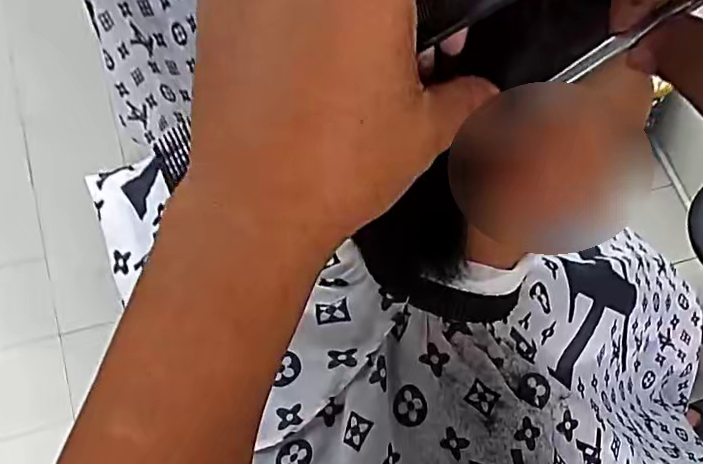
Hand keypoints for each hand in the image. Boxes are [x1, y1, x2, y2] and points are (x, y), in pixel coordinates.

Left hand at [183, 0, 498, 253]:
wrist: (259, 204)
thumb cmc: (329, 169)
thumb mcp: (423, 134)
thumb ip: (464, 102)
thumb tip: (480, 96)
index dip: (438, 19)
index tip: (439, 40)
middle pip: (372, 0)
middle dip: (396, 19)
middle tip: (408, 56)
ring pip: (322, 4)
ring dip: (345, 24)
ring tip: (356, 74)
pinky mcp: (222, 2)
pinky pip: (276, 6)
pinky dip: (298, 27)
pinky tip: (310, 75)